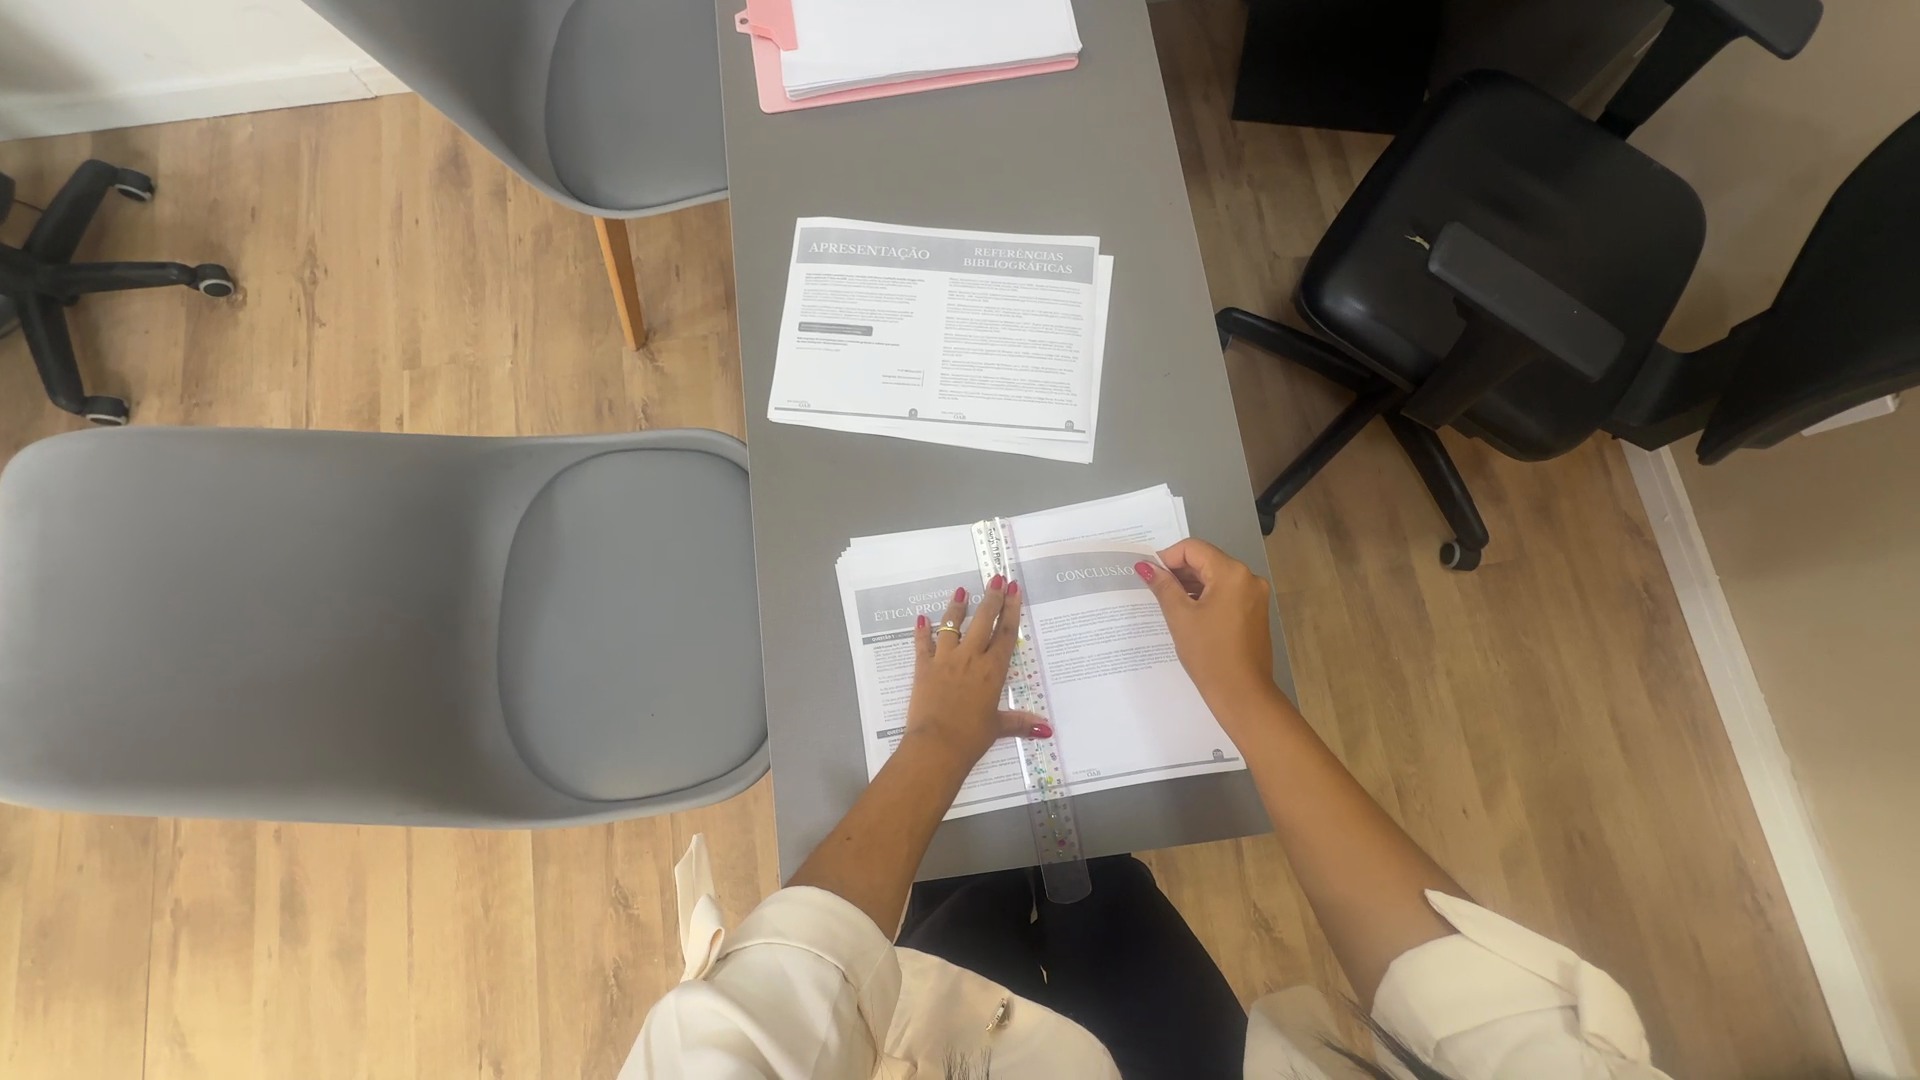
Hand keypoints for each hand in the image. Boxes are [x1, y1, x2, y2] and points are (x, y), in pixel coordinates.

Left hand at [903, 576, 1049, 769]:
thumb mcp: (997, 727)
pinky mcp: (923, 667)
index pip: (1005, 633)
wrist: (936, 746)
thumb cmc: (971, 738)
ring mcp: (945, 660)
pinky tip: (922, 618)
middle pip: (983, 621)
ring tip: (962, 590)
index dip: (1011, 609)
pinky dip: (922, 631)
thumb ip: (1020, 722)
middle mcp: (970, 658)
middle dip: (992, 598)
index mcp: (992, 670)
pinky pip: (922, 644)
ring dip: (957, 606)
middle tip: (996, 578)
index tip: (1014, 589)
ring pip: (952, 625)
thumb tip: (1046, 730)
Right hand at [1136, 539, 1278, 716]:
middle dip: (1179, 571)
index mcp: (1232, 573)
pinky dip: (1206, 596)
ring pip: (1216, 577)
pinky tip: (1189, 614)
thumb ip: (1163, 586)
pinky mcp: (1255, 611)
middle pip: (1206, 560)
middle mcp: (1248, 578)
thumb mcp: (1180, 617)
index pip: (1193, 549)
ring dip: (1191, 584)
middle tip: (1155, 589)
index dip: (1168, 557)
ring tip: (1169, 603)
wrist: (1242, 693)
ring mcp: (1255, 595)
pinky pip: (1226, 592)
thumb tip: (1145, 566)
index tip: (1150, 575)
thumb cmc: (1208, 654)